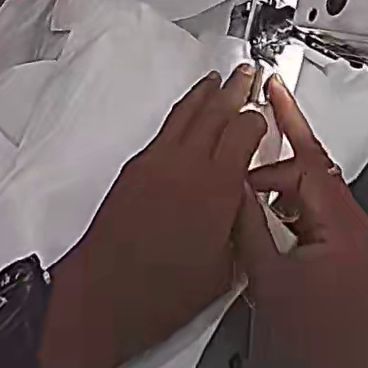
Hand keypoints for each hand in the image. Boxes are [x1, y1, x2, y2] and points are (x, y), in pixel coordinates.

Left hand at [39, 66, 265, 367]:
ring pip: (190, 112)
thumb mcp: (225, 268)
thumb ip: (244, 225)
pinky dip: (183, 110)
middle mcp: (189, 164)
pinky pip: (168, 125)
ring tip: (218, 78)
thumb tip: (252, 203)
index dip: (258, 119)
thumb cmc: (160, 291)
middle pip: (217, 111)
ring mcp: (160, 160)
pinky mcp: (138, 165)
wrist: (104, 294)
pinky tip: (188, 109)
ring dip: (207, 92)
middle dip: (235, 89)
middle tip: (247, 73)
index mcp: (218, 187)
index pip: (244, 132)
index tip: (264, 115)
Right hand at [235, 76, 367, 367]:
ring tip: (252, 168)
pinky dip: (284, 209)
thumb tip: (234, 185)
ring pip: (310, 195)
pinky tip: (259, 210)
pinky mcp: (337, 263)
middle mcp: (356, 233)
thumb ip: (249, 222)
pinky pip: (309, 219)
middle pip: (314, 173)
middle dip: (283, 147)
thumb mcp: (268, 278)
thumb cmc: (308, 357)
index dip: (274, 150)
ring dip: (280, 182)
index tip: (260, 114)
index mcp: (347, 230)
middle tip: (268, 103)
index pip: (309, 167)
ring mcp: (349, 248)